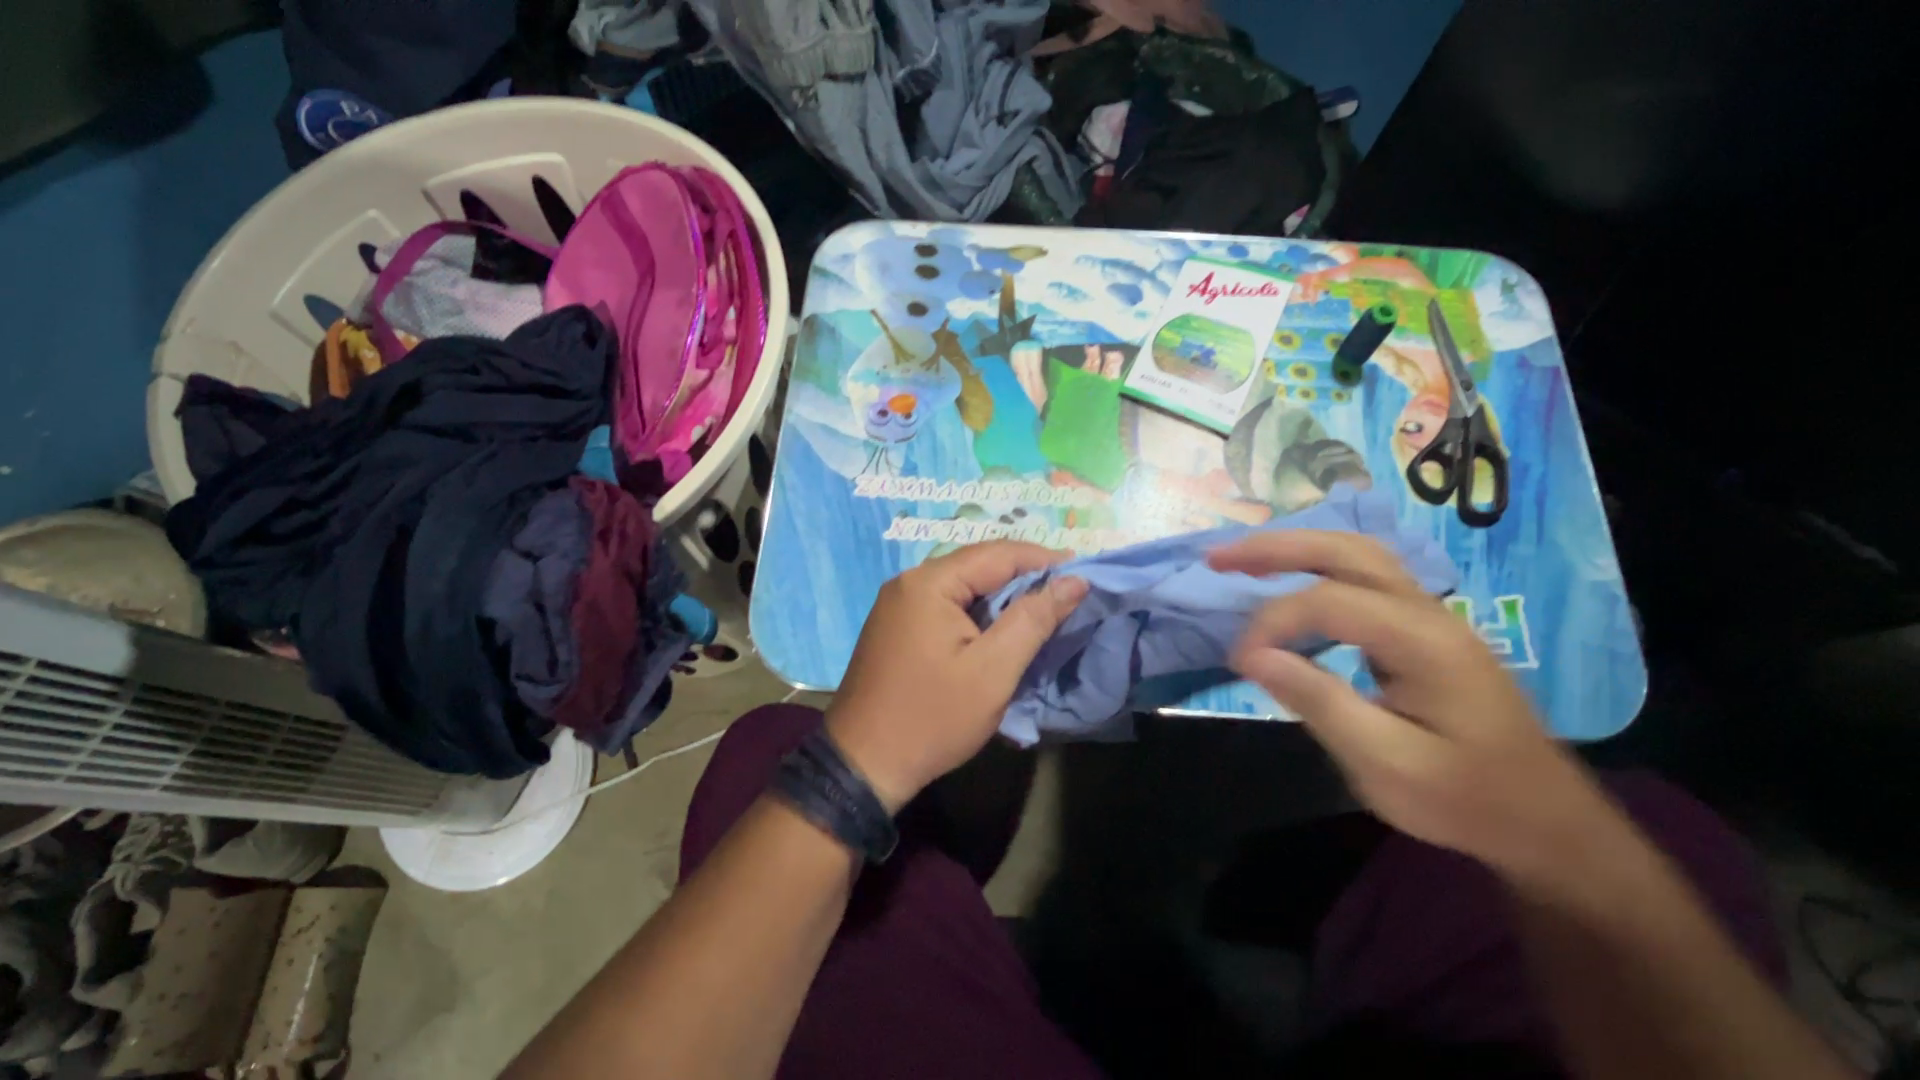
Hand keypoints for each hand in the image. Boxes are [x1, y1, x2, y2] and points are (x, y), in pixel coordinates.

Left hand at [826, 543, 1087, 811]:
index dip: (1045, 560)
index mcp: (929, 583)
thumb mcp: (993, 671)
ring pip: (964, 588)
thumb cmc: (932, 718)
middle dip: (1027, 578)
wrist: (863, 766)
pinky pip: (947, 607)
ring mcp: (898, 606)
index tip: (1086, 574)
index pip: (999, 553)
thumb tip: (1074, 580)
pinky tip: (1003, 632)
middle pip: (979, 566)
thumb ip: (1034, 619)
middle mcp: (909, 583)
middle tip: (1071, 595)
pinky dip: (979, 614)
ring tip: (1046, 613)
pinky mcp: (897, 629)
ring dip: (1004, 598)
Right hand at [1209, 531, 1614, 878]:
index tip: (1238, 664)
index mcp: (1424, 641)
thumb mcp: (1387, 764)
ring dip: (1298, 551)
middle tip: (1216, 557)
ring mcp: (1432, 620)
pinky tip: (1293, 586)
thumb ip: (1319, 702)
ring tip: (1243, 561)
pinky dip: (1319, 571)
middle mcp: (1429, 614)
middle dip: (1277, 547)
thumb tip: (1253, 655)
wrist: (1544, 822)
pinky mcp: (1426, 636)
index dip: (1272, 622)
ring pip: (1360, 558)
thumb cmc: (1466, 799)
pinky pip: (1367, 582)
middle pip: (1347, 551)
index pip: (1328, 602)